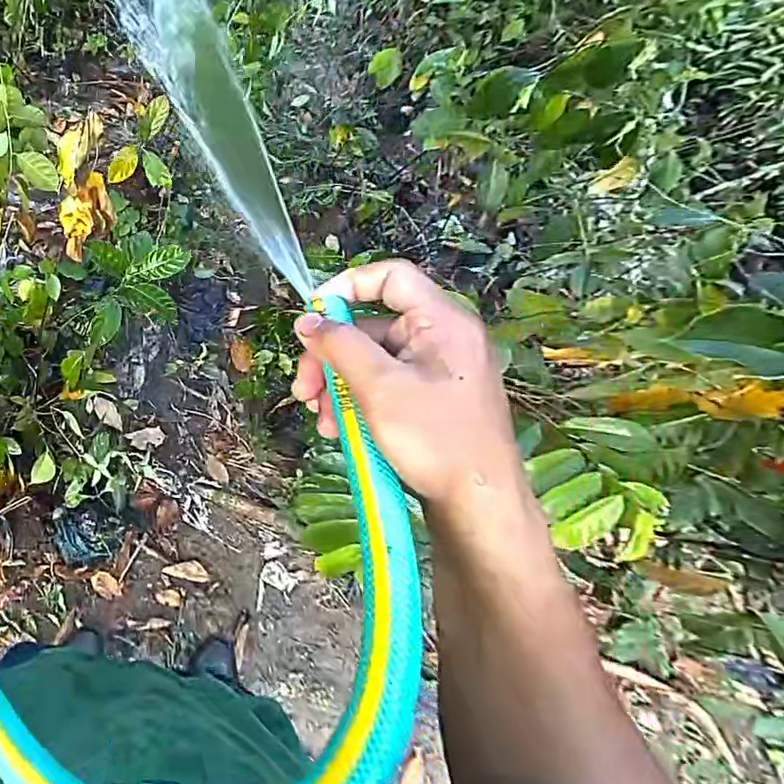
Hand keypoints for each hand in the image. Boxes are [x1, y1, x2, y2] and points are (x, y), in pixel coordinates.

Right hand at [291, 260, 527, 513]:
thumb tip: (308, 320)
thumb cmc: (435, 440)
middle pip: (371, 324)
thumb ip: (339, 345)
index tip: (315, 315)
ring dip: (337, 383)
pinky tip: (338, 428)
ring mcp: (437, 370)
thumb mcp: (378, 386)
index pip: (390, 276)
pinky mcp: (431, 397)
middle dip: (331, 354)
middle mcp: (443, 337)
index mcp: (442, 321)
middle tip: (304, 386)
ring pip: (371, 358)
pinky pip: (384, 383)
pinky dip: (356, 399)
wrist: (479, 507)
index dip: (347, 286)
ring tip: (319, 416)